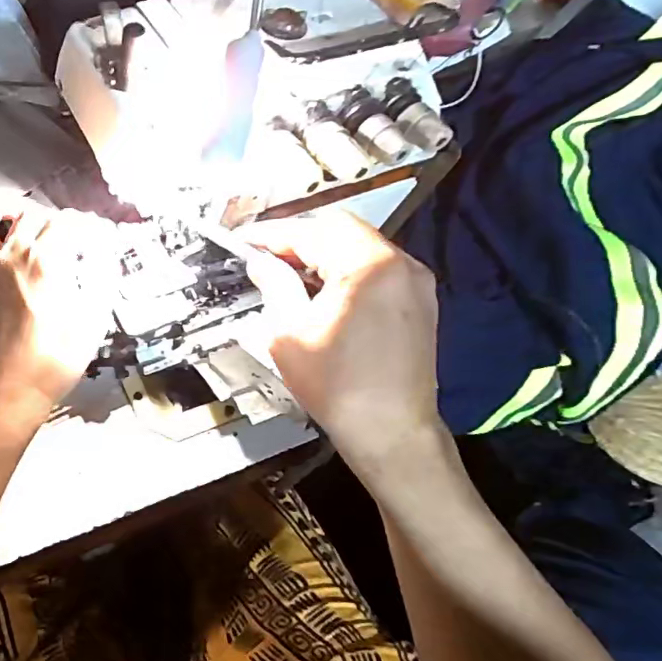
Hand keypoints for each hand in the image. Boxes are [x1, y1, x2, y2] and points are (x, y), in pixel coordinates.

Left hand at [0, 200, 114, 427]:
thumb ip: (100, 278)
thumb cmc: (54, 360)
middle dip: (56, 218)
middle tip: (73, 236)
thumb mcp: (92, 319)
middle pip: (31, 216)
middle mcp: (10, 256)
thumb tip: (103, 255)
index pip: (69, 223)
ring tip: (18, 217)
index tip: (102, 237)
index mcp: (46, 260)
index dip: (89, 226)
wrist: (8, 392)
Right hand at [236, 209, 442, 457]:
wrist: (390, 430)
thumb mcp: (288, 332)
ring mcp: (415, 283)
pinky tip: (319, 289)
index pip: (313, 231)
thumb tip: (262, 263)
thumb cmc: (336, 384)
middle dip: (298, 238)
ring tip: (286, 271)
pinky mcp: (418, 302)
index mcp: (369, 266)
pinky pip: (375, 268)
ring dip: (322, 252)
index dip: (273, 234)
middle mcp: (400, 264)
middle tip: (262, 254)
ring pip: (360, 246)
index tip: (244, 240)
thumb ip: (275, 286)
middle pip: (341, 230)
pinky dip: (344, 269)